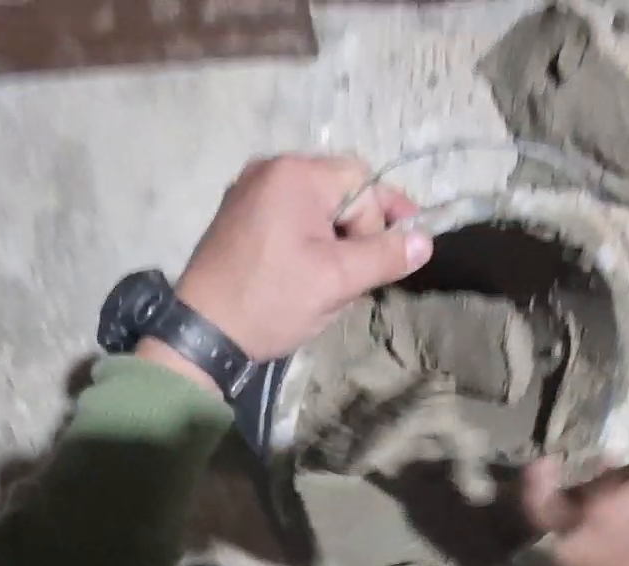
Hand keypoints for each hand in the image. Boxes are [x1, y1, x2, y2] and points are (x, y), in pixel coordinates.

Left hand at [167, 155, 432, 366]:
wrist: (203, 333)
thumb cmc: (272, 302)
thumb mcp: (337, 282)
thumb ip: (384, 257)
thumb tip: (425, 241)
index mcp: (296, 175)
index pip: (363, 183)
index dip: (382, 222)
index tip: (385, 262)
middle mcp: (270, 169)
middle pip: (339, 188)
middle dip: (358, 230)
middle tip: (361, 273)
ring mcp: (249, 191)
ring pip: (316, 205)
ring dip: (335, 238)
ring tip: (334, 278)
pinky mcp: (238, 215)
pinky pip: (289, 216)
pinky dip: (308, 239)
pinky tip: (307, 272)